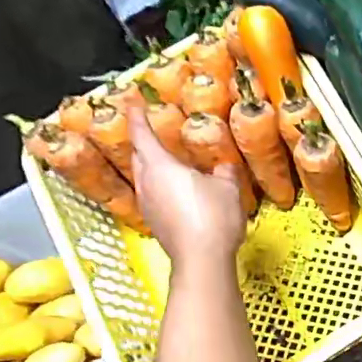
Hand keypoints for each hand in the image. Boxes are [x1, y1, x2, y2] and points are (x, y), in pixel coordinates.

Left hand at [123, 94, 242, 261]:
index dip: (137, 116)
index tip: (133, 102)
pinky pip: (153, 198)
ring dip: (152, 169)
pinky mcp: (156, 224)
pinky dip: (161, 190)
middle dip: (144, 144)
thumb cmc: (212, 217)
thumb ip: (224, 172)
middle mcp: (146, 182)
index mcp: (159, 165)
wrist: (202, 260)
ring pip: (144, 178)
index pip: (142, 133)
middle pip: (138, 156)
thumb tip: (225, 165)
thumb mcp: (228, 189)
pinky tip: (177, 195)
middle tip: (155, 136)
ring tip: (168, 166)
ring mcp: (148, 205)